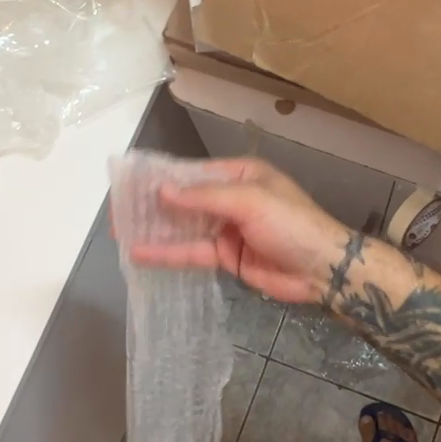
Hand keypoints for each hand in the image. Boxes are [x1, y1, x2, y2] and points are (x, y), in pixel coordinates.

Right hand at [123, 158, 352, 303]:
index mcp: (240, 175)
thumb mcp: (249, 201)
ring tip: (120, 231)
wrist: (323, 269)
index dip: (161, 177)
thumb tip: (162, 190)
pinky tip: (142, 254)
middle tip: (118, 211)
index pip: (193, 172)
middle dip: (152, 205)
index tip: (130, 182)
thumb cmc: (291, 224)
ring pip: (185, 227)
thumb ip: (204, 197)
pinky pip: (193, 252)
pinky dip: (168, 253)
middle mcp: (231, 198)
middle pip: (185, 200)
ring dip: (156, 229)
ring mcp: (228, 229)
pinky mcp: (227, 257)